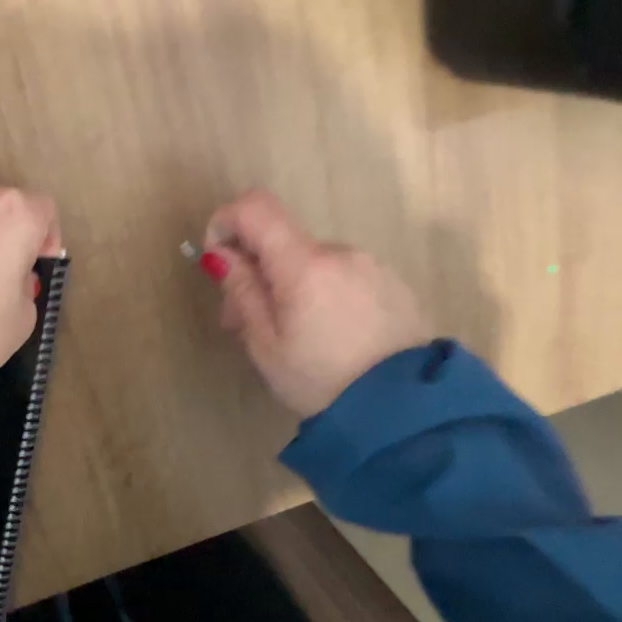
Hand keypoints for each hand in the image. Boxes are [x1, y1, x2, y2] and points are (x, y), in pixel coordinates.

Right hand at [203, 190, 431, 417]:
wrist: (405, 414)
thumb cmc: (321, 381)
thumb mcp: (265, 345)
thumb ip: (242, 291)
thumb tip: (221, 254)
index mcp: (304, 264)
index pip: (256, 207)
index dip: (226, 221)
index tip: (216, 259)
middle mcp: (340, 252)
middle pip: (282, 242)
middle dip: (255, 272)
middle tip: (241, 324)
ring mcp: (371, 267)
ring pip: (312, 263)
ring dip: (290, 287)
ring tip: (290, 339)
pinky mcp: (394, 285)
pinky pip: (343, 277)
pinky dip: (323, 295)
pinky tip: (329, 339)